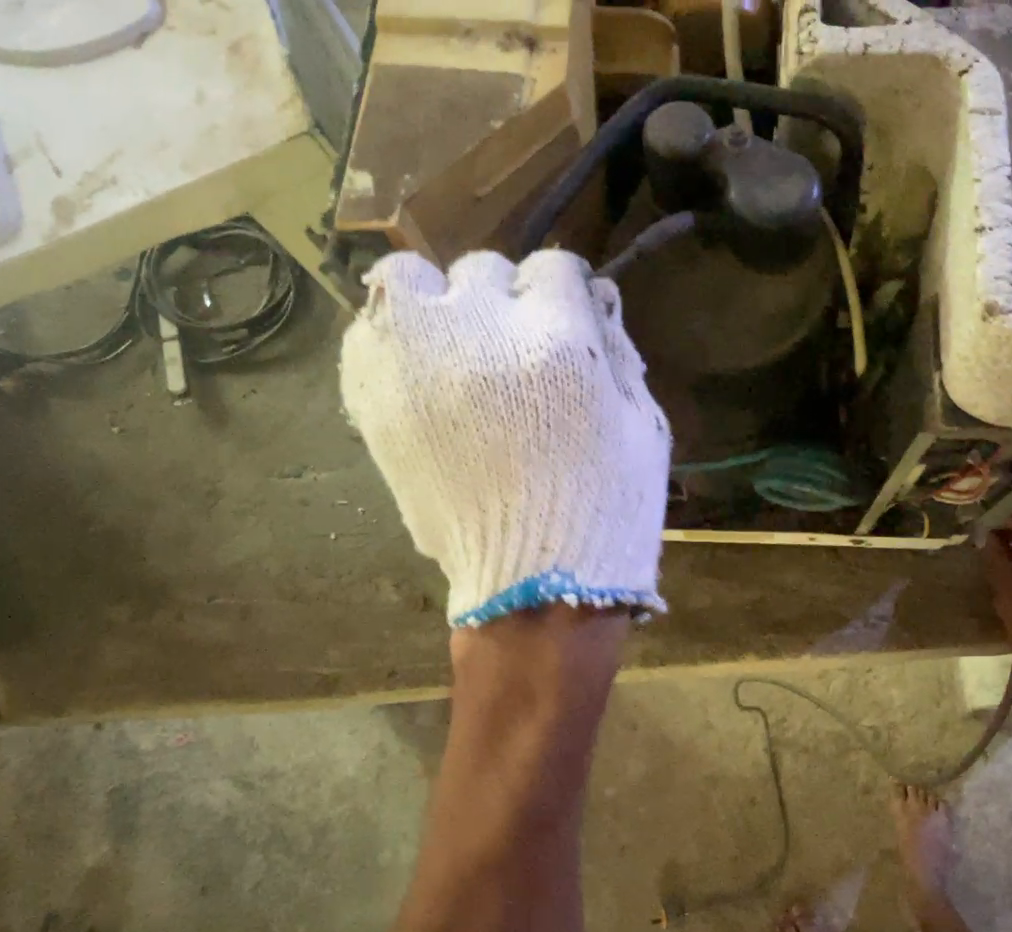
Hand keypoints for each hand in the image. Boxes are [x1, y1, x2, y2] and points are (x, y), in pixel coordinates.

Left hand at [340, 250, 671, 626]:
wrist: (536, 584)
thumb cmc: (608, 509)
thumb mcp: (643, 426)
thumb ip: (618, 351)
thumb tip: (595, 294)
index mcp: (558, 341)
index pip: (553, 267)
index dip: (564, 296)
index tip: (565, 323)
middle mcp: (480, 335)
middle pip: (484, 269)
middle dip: (506, 303)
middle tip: (514, 352)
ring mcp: (416, 364)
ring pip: (409, 278)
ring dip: (437, 306)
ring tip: (455, 350)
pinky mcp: (374, 399)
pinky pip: (368, 332)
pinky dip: (394, 342)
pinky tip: (420, 376)